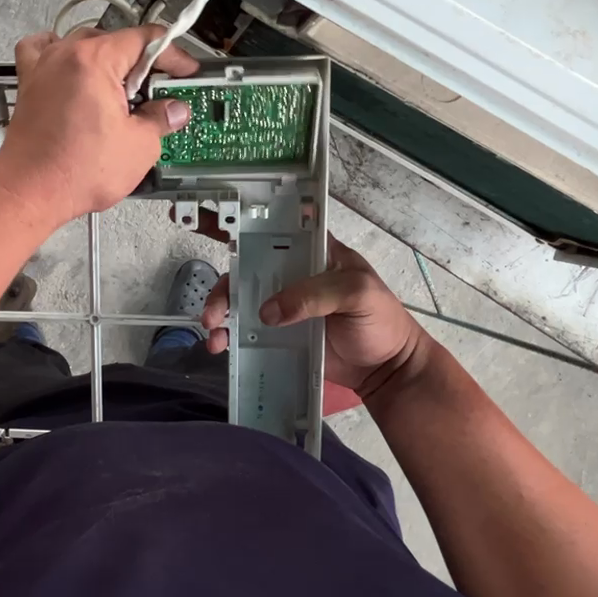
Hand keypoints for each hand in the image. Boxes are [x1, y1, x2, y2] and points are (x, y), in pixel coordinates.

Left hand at [0, 25, 198, 225]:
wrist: (29, 194)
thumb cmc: (71, 172)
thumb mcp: (138, 146)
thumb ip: (161, 120)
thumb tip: (172, 111)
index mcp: (95, 60)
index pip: (146, 40)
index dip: (173, 54)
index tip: (184, 70)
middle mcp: (65, 55)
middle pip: (115, 41)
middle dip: (142, 65)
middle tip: (160, 93)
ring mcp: (43, 68)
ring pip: (83, 44)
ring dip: (108, 61)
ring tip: (122, 92)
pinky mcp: (29, 86)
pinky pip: (42, 52)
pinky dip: (60, 54)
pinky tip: (73, 71)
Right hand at [202, 235, 433, 400]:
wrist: (387, 371)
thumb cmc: (380, 321)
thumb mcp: (358, 293)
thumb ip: (315, 294)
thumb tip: (267, 311)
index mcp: (313, 252)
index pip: (274, 230)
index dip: (243, 227)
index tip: (210, 225)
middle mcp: (292, 274)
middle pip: (247, 269)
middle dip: (224, 285)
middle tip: (214, 311)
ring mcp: (283, 305)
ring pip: (241, 300)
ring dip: (221, 312)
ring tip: (214, 333)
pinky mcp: (279, 334)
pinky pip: (247, 330)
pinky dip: (230, 335)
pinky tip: (221, 346)